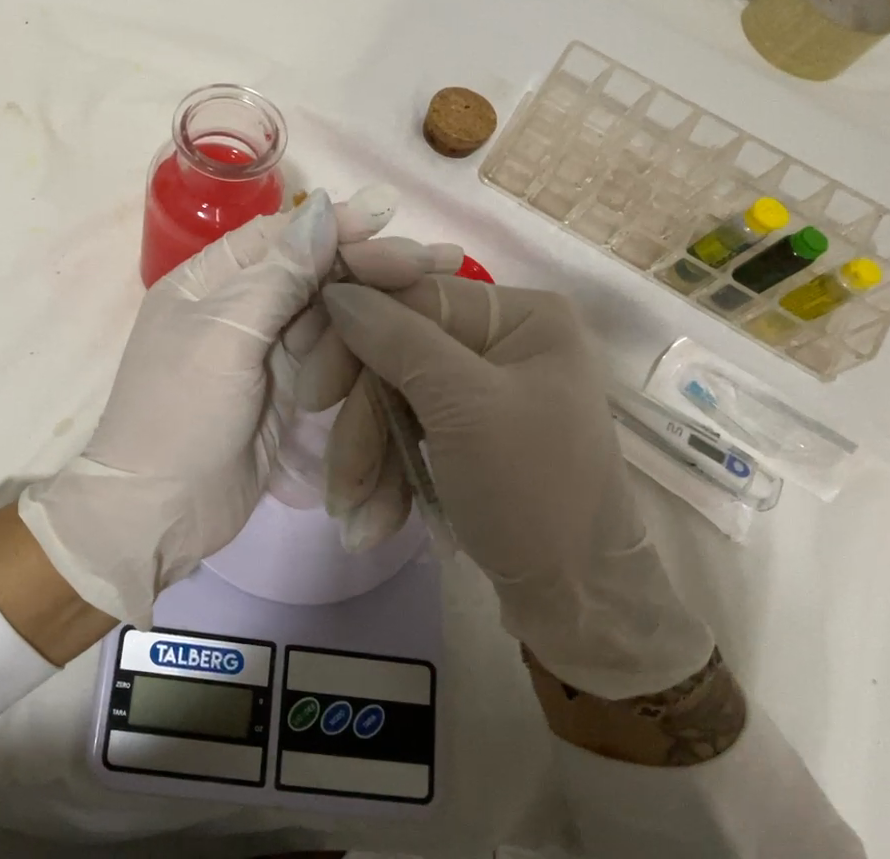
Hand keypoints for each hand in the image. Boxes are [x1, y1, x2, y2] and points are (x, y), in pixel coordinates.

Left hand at [17, 188, 460, 621]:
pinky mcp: (290, 391)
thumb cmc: (180, 413)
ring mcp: (265, 352)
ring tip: (438, 287)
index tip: (391, 215)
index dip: (333, 224)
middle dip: (369, 263)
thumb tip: (325, 206)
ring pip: (327, 314)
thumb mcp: (225, 334)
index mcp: (208, 281)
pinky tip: (409, 329)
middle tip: (439, 259)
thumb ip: (279, 275)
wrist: (160, 512)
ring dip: (377, 301)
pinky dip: (367, 343)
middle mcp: (238, 308)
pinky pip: (332, 355)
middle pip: (310, 272)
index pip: (278, 236)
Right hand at [308, 277, 713, 698]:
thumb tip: (337, 290)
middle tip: (334, 470)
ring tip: (353, 516)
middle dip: (361, 418)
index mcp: (521, 316)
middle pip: (396, 352)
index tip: (313, 390)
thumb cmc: (532, 492)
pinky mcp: (465, 432)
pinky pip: (406, 431)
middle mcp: (502, 340)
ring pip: (393, 398)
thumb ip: (396, 340)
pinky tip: (376, 519)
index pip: (412, 297)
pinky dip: (386, 474)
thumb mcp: (463, 408)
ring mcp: (482, 388)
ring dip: (366, 458)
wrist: (577, 600)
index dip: (353, 338)